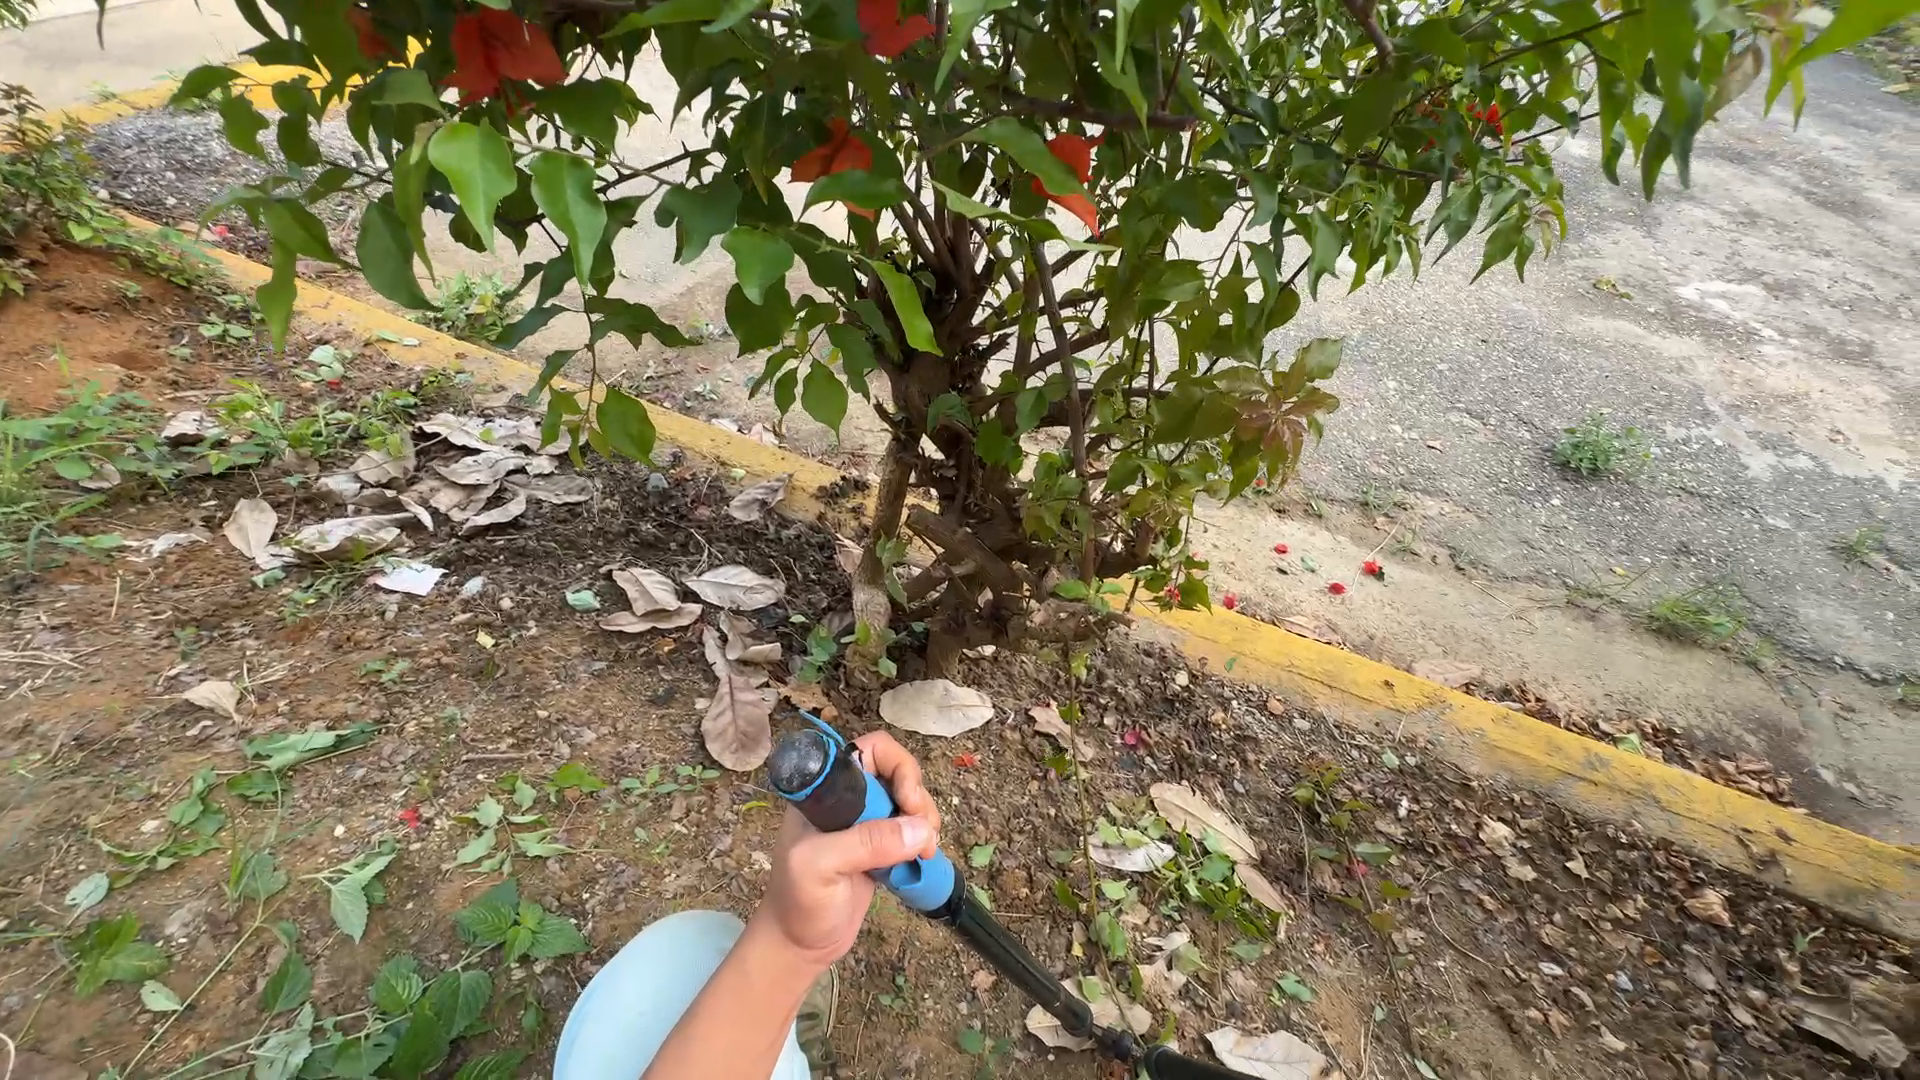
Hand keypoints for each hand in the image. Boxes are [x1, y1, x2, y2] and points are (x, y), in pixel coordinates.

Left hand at [750, 731, 942, 973]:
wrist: (798, 946)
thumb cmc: (797, 903)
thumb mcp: (821, 867)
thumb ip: (867, 843)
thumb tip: (921, 830)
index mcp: (827, 790)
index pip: (870, 750)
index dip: (897, 765)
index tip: (907, 800)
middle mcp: (849, 798)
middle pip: (897, 770)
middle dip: (916, 795)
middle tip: (923, 830)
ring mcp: (866, 821)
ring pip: (909, 798)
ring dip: (925, 818)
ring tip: (925, 851)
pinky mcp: (880, 845)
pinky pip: (911, 826)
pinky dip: (924, 837)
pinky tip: (924, 857)